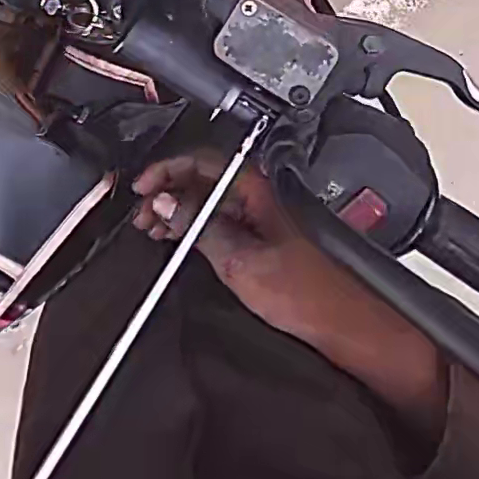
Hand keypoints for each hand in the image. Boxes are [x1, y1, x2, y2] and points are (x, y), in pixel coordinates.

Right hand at [131, 151, 373, 341]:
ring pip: (205, 196)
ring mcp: (253, 212)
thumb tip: (166, 203)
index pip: (201, 160)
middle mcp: (254, 193)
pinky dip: (189, 223)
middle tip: (142, 211)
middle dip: (166, 190)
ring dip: (175, 208)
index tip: (145, 187)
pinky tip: (174, 236)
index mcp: (254, 186)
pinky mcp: (252, 232)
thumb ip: (198, 226)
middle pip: (200, 176)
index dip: (168, 170)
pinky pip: (213, 215)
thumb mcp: (238, 259)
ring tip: (151, 226)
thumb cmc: (303, 290)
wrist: (336, 318)